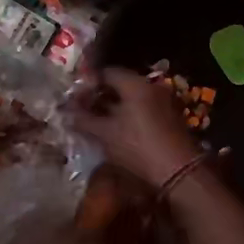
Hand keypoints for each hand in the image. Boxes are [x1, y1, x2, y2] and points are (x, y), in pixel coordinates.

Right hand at [72, 67, 202, 187]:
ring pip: (130, 98)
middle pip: (119, 84)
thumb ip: (83, 119)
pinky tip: (114, 129)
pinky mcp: (167, 117)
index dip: (88, 82)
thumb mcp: (105, 134)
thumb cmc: (138, 147)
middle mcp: (150, 87)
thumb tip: (65, 112)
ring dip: (111, 106)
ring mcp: (162, 102)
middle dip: (98, 95)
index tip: (74, 97)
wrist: (178, 171)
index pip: (107, 72)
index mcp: (135, 85)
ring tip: (94, 121)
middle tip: (81, 109)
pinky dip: (126, 114)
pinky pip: (141, 108)